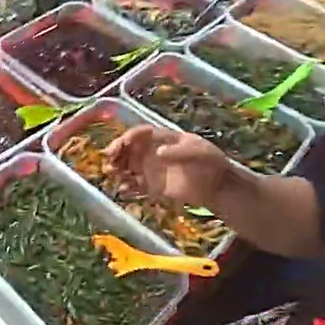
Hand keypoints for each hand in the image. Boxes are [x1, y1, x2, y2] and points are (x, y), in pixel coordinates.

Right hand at [104, 125, 235, 207]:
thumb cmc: (210, 162)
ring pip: (126, 167)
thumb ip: (179, 152)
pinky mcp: (152, 187)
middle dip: (115, 154)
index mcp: (162, 139)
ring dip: (116, 170)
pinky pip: (134, 186)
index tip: (118, 146)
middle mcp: (151, 153)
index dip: (126, 138)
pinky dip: (126, 187)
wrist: (216, 186)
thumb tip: (158, 153)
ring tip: (111, 174)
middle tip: (108, 161)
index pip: (139, 135)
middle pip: (127, 150)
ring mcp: (150, 170)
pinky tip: (123, 189)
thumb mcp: (198, 152)